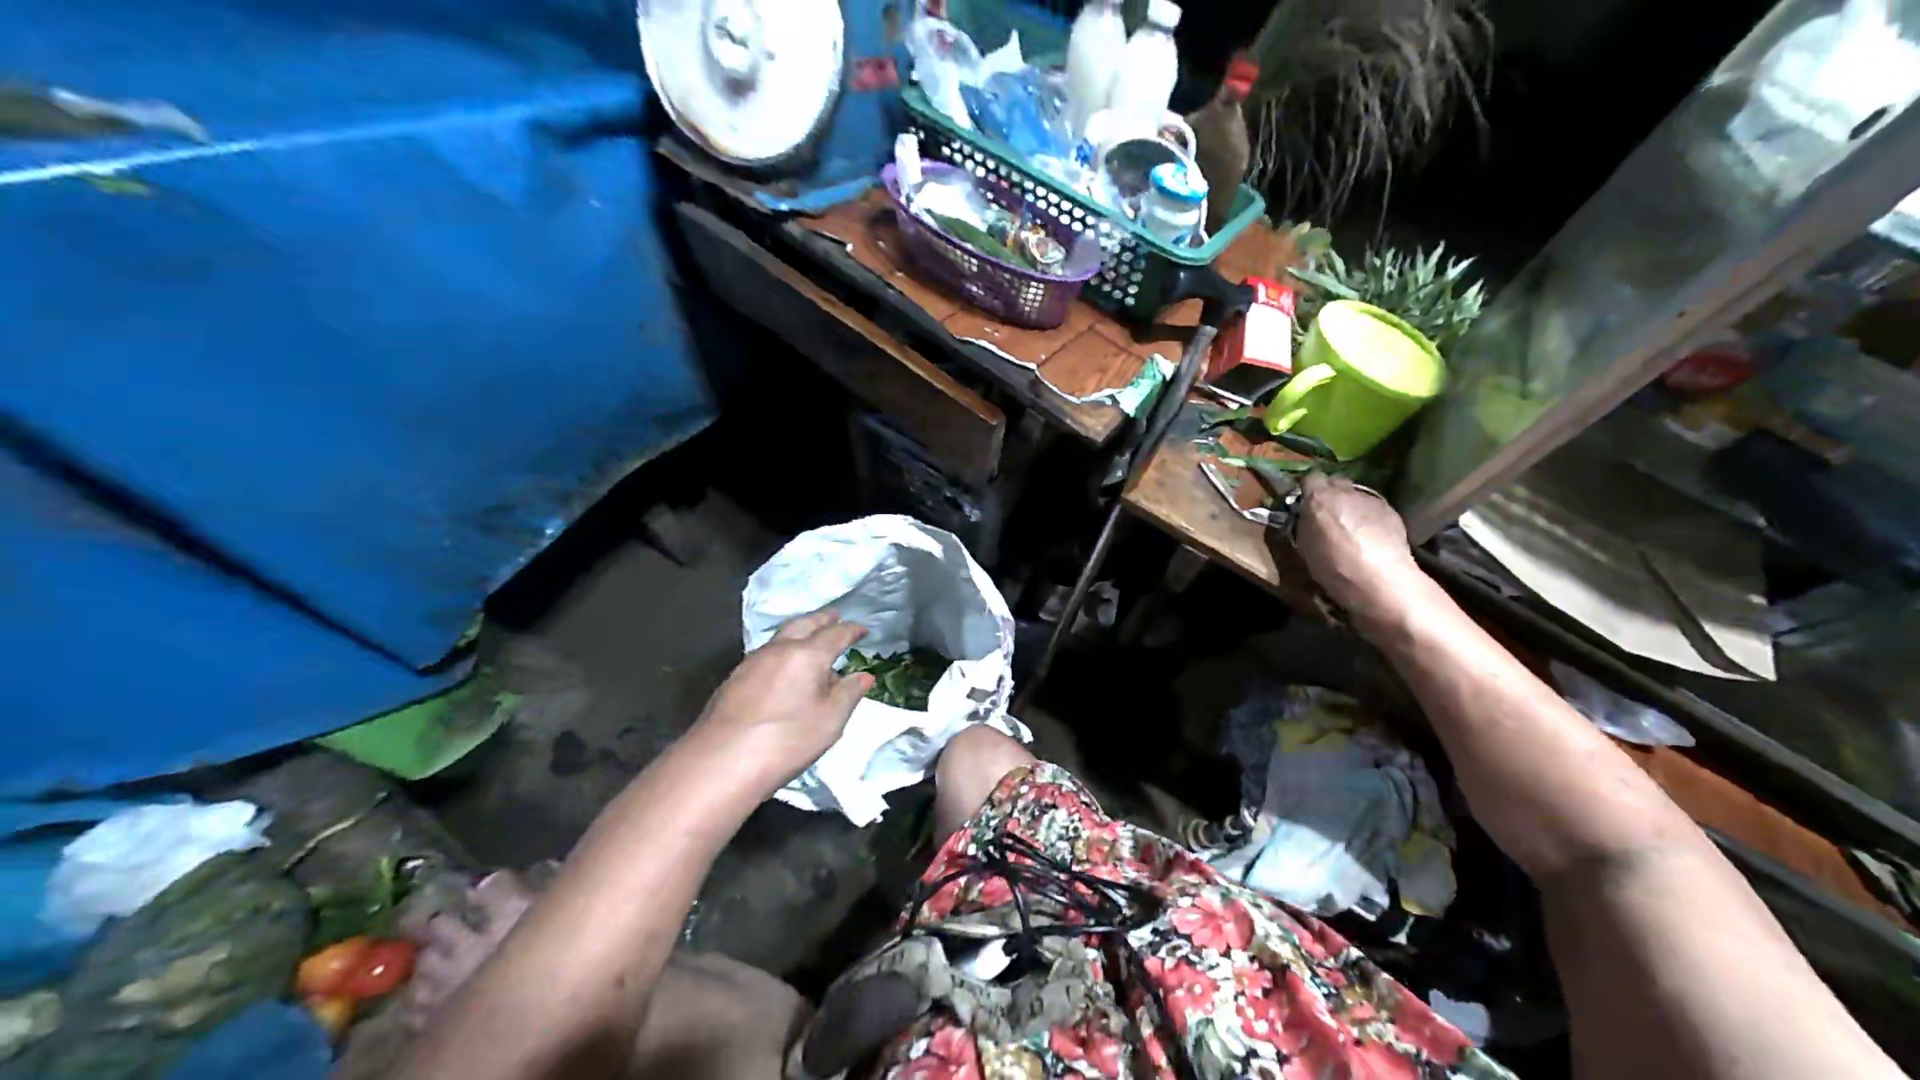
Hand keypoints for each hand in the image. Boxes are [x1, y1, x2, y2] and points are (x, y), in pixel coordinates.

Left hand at [688, 611, 873, 792]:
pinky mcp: (735, 678)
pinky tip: (783, 668)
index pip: (835, 634)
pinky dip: (783, 651)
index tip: (862, 630)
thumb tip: (864, 675)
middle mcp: (779, 649)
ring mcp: (752, 662)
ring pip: (781, 637)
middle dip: (822, 619)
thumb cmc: (787, 740)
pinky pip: (766, 654)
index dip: (851, 630)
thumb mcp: (830, 721)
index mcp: (807, 654)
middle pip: (804, 624)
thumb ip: (849, 694)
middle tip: (835, 617)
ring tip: (811, 641)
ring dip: (800, 633)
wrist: (722, 760)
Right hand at [1293, 472, 1424, 626]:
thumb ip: (1304, 524)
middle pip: (1336, 482)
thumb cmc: (1333, 566)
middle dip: (1331, 494)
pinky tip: (1371, 537)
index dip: (1308, 490)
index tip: (1306, 504)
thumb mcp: (1304, 546)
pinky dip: (1370, 517)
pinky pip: (1374, 508)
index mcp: (1318, 498)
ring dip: (1351, 506)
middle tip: (1327, 515)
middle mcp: (1346, 492)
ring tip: (1352, 529)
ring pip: (1357, 495)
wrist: (1380, 579)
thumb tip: (1306, 517)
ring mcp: (1371, 500)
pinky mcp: (1392, 511)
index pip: (1310, 478)